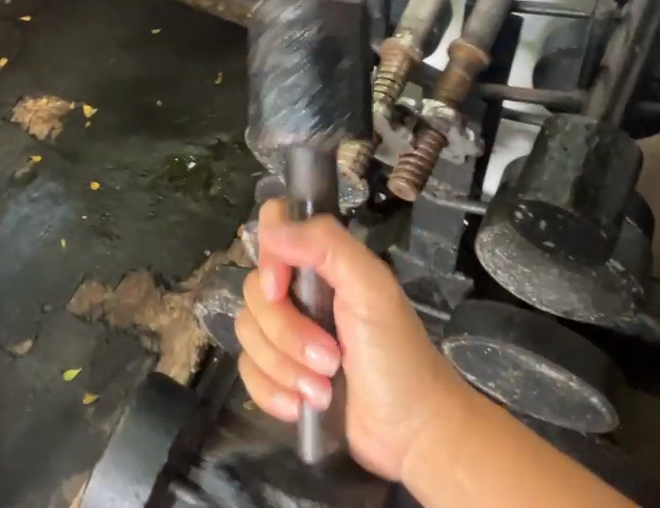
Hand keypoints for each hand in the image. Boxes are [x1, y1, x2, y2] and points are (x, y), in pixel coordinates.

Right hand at [236, 198, 474, 480]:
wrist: (411, 433)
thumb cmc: (398, 356)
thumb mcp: (373, 290)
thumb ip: (327, 246)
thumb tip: (272, 226)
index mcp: (323, 264)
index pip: (274, 228)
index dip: (268, 258)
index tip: (280, 290)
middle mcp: (301, 292)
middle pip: (255, 292)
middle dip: (287, 334)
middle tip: (329, 357)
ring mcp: (289, 334)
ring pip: (248, 334)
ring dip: (285, 368)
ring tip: (322, 389)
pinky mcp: (281, 374)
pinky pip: (248, 372)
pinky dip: (272, 392)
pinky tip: (301, 406)